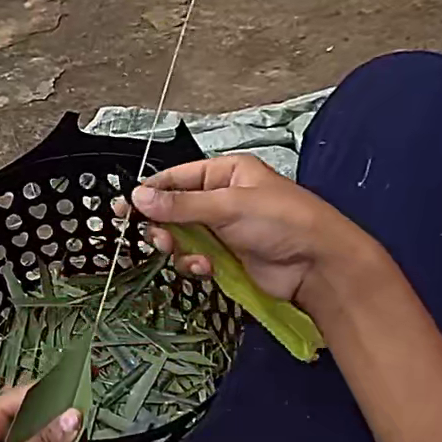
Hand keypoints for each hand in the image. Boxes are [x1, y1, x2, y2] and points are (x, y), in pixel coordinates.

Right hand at [119, 154, 373, 310]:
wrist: (315, 265)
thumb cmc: (282, 222)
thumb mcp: (228, 206)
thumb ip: (180, 205)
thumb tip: (139, 196)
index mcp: (225, 173)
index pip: (176, 178)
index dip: (150, 193)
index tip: (126, 208)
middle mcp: (220, 198)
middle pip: (173, 211)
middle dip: (164, 227)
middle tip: (159, 240)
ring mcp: (221, 230)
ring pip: (180, 238)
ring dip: (180, 250)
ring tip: (193, 257)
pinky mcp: (223, 257)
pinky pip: (194, 258)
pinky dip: (195, 264)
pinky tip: (208, 268)